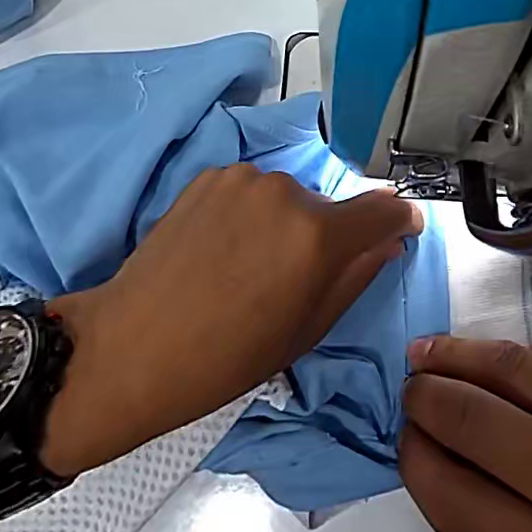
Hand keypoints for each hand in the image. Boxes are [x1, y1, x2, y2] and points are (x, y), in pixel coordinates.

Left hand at [41, 165, 422, 475]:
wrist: (131, 346)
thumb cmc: (226, 356)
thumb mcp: (307, 330)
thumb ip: (357, 277)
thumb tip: (388, 242)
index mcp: (317, 235)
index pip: (383, 209)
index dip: (399, 220)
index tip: (400, 232)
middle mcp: (286, 192)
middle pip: (330, 208)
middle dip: (327, 236)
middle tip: (294, 279)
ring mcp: (244, 179)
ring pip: (290, 198)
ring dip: (286, 223)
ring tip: (249, 265)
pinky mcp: (209, 176)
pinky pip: (252, 191)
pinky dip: (252, 213)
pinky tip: (222, 247)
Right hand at [399, 335, 531, 531]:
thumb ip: (505, 525)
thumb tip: (440, 455)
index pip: (455, 500)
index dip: (416, 463)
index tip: (406, 442)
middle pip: (468, 421)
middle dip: (423, 399)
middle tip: (410, 390)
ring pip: (501, 366)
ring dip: (451, 356)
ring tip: (427, 355)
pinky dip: (514, 354)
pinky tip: (498, 359)